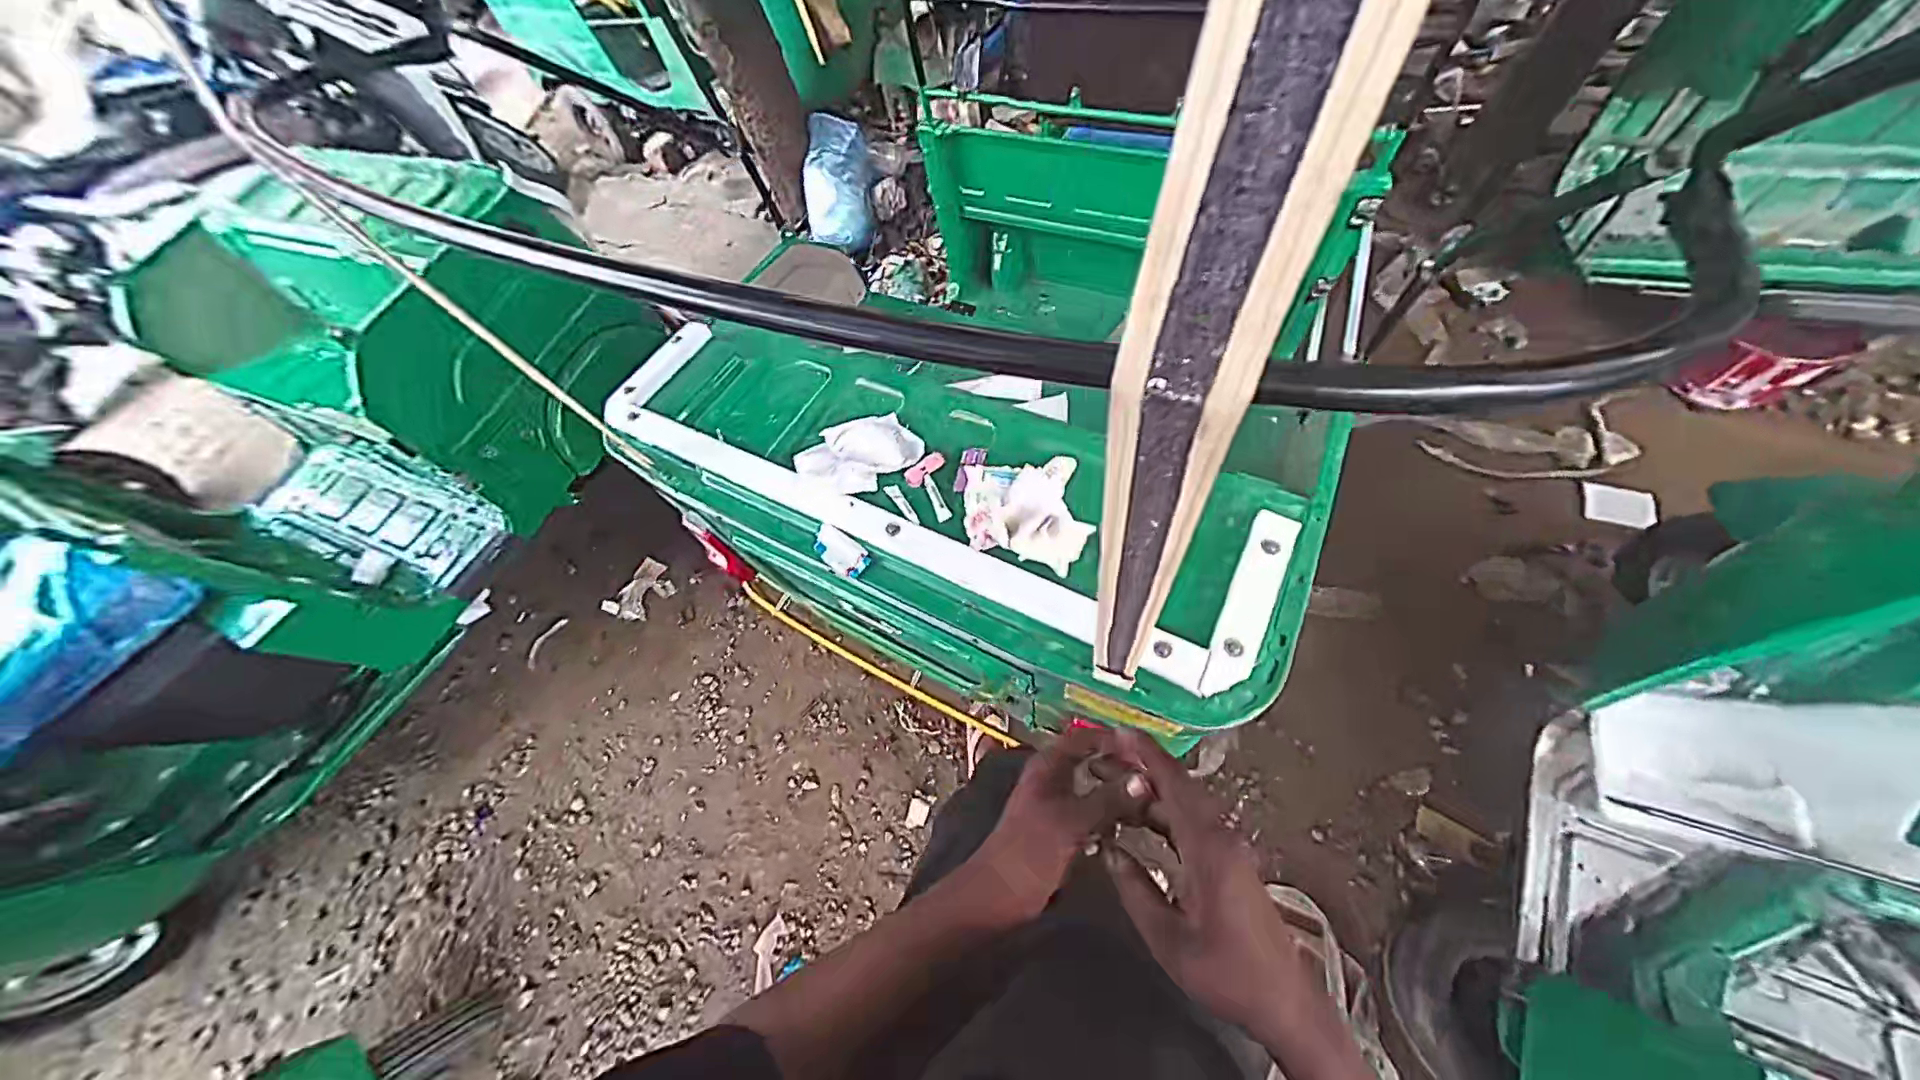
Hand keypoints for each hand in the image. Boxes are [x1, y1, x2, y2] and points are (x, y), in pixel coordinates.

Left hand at [959, 726, 1150, 921]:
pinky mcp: (1063, 830)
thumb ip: (1108, 799)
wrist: (999, 896)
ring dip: (1117, 795)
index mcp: (1047, 766)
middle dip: (1121, 768)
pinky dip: (1109, 817)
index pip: (1083, 736)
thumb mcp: (1071, 822)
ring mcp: (1057, 805)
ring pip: (1094, 790)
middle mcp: (1052, 779)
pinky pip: (1093, 815)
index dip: (1112, 738)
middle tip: (1155, 780)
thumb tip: (1144, 778)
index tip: (1146, 750)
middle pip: (1092, 761)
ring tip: (1151, 804)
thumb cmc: (1029, 851)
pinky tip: (1131, 828)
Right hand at [1103, 730, 1369, 1079]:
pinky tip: (1142, 815)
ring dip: (1152, 789)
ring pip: (1186, 803)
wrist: (1284, 1002)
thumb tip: (1112, 850)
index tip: (1122, 732)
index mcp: (1208, 848)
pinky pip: (1192, 821)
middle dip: (1143, 766)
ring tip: (1116, 780)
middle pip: (1180, 788)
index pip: (1175, 786)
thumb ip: (1135, 887)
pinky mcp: (1230, 860)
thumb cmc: (1226, 972)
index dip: (1148, 755)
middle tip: (1106, 754)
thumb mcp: (1167, 936)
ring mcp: (1229, 847)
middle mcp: (1222, 838)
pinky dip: (1165, 810)